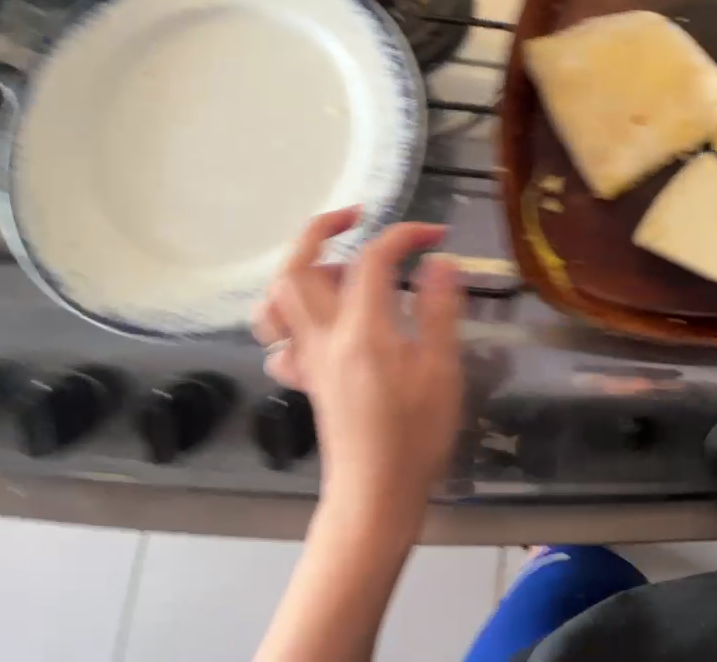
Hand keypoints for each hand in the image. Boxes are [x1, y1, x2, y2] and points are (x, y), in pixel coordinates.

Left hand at [253, 210, 463, 515]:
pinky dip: (293, 316)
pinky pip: (279, 339)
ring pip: (275, 302)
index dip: (403, 236)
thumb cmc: (415, 437)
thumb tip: (440, 262)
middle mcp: (322, 339)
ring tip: (339, 266)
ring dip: (301, 270)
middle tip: (359, 219)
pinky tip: (325, 321)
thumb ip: (438, 312)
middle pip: (296, 270)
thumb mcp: (441, 372)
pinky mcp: (306, 380)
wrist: (375, 498)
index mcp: (361, 332)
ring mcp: (306, 360)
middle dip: (322, 230)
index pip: (371, 261)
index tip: (436, 235)